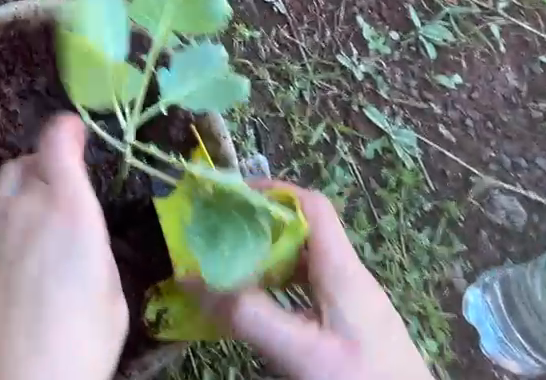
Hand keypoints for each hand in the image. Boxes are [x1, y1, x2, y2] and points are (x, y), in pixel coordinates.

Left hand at [0, 114, 126, 379]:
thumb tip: (79, 234)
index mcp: (68, 207)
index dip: (68, 129)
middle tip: (68, 184)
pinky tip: (26, 248)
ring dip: (27, 185)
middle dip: (49, 160)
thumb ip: (91, 246)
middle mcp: (25, 205)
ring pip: (7, 183)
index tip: (79, 131)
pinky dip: (11, 214)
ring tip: (46, 217)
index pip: (56, 140)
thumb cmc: (78, 346)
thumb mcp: (110, 295)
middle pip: (29, 158)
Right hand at [192, 182, 430, 379]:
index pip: (312, 205)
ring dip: (269, 261)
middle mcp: (350, 279)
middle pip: (304, 233)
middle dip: (260, 228)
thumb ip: (248, 316)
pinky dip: (282, 290)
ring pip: (306, 265)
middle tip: (219, 237)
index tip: (232, 199)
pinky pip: (311, 293)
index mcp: (342, 270)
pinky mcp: (353, 330)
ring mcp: (354, 306)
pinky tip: (261, 310)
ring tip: (229, 270)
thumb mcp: (300, 354)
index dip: (273, 192)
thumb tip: (190, 278)